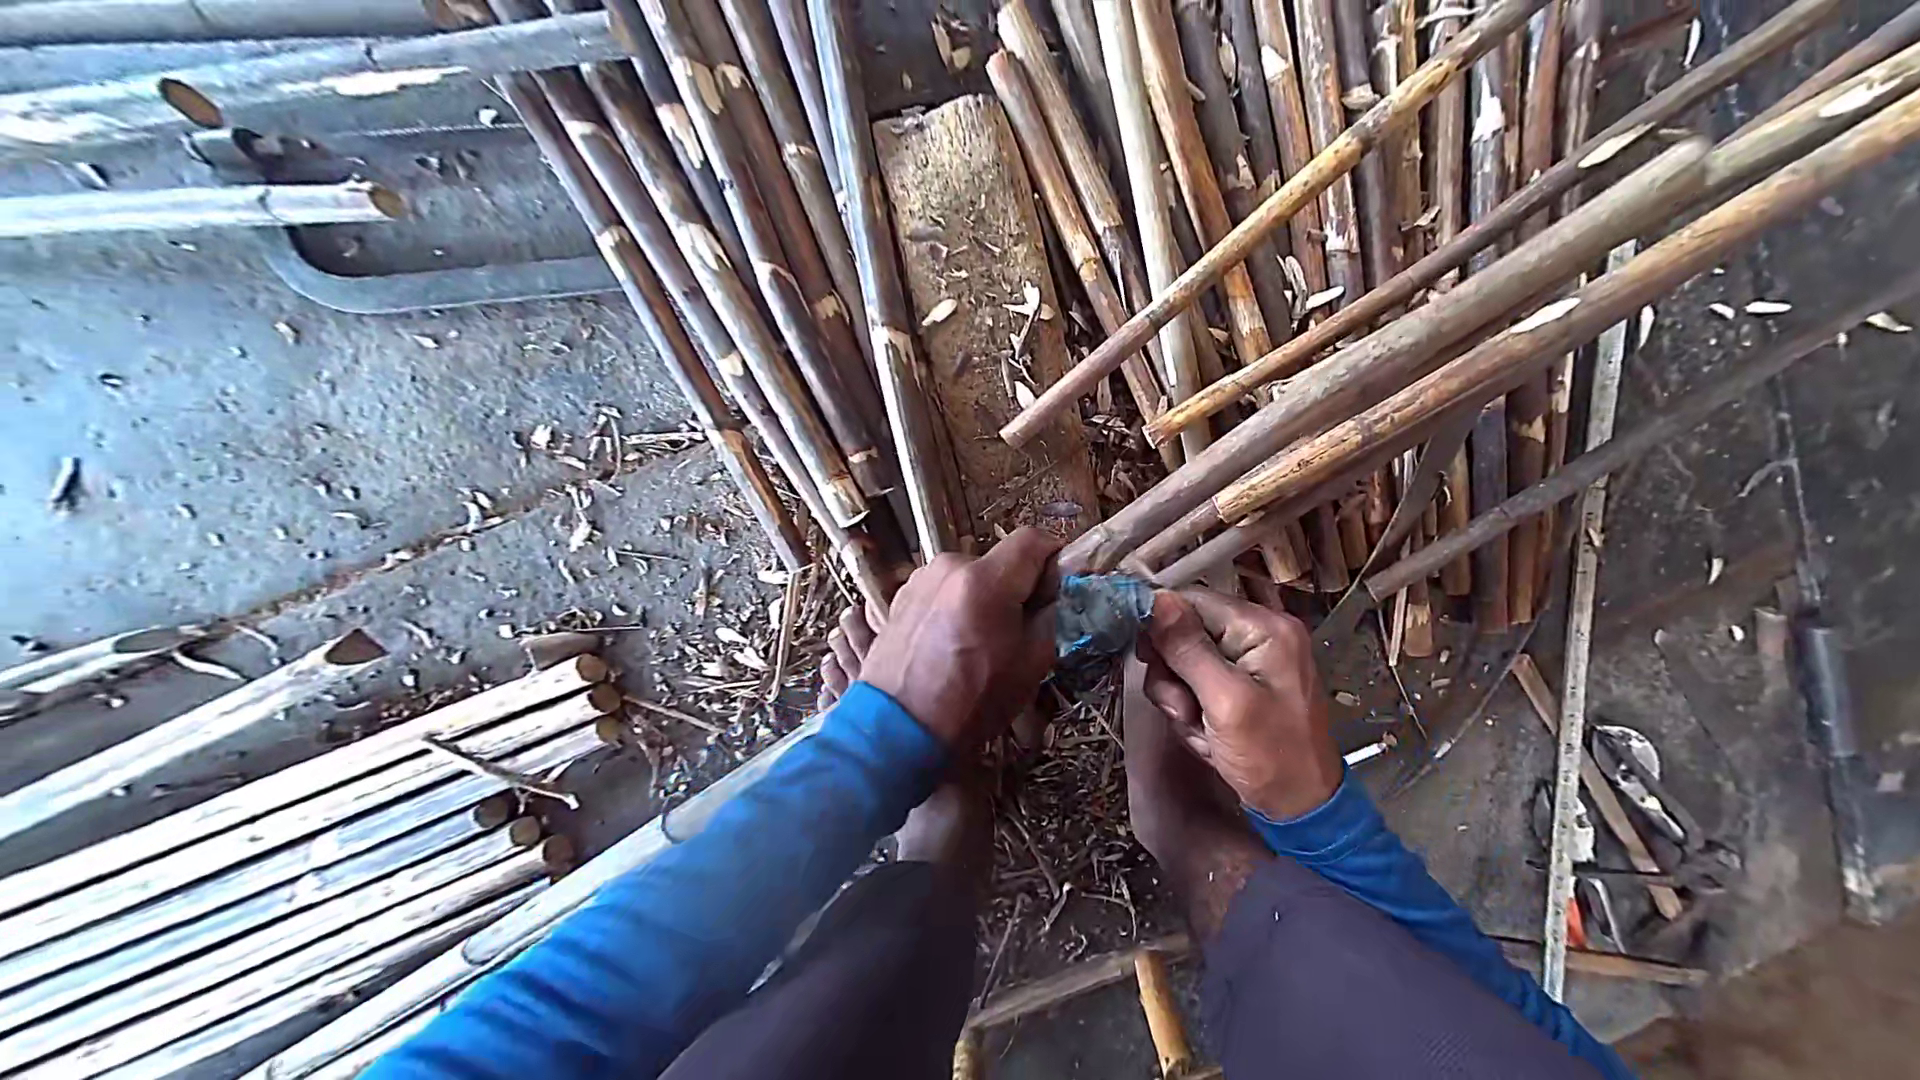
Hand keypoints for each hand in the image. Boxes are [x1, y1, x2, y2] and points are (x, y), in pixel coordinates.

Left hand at [859, 528, 1060, 747]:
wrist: (896, 731)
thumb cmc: (969, 703)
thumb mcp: (1031, 664)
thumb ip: (1051, 617)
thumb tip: (1054, 596)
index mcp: (984, 580)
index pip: (1033, 539)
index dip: (1052, 561)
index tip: (1052, 593)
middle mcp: (948, 567)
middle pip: (998, 561)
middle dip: (1014, 588)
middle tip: (1015, 631)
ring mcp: (919, 581)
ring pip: (969, 577)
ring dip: (981, 599)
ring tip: (976, 645)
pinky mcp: (900, 597)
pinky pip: (942, 591)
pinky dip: (954, 608)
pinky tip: (949, 645)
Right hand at [1140, 588, 1341, 820]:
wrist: (1300, 809)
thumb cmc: (1271, 756)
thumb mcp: (1224, 701)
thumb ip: (1188, 648)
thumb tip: (1157, 599)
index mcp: (1264, 628)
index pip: (1192, 601)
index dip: (1162, 626)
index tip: (1149, 660)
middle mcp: (1257, 634)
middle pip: (1183, 630)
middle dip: (1173, 672)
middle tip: (1183, 708)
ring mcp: (1248, 660)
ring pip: (1181, 659)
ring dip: (1178, 696)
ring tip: (1197, 726)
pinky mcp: (1238, 683)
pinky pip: (1193, 681)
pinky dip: (1189, 707)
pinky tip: (1205, 731)